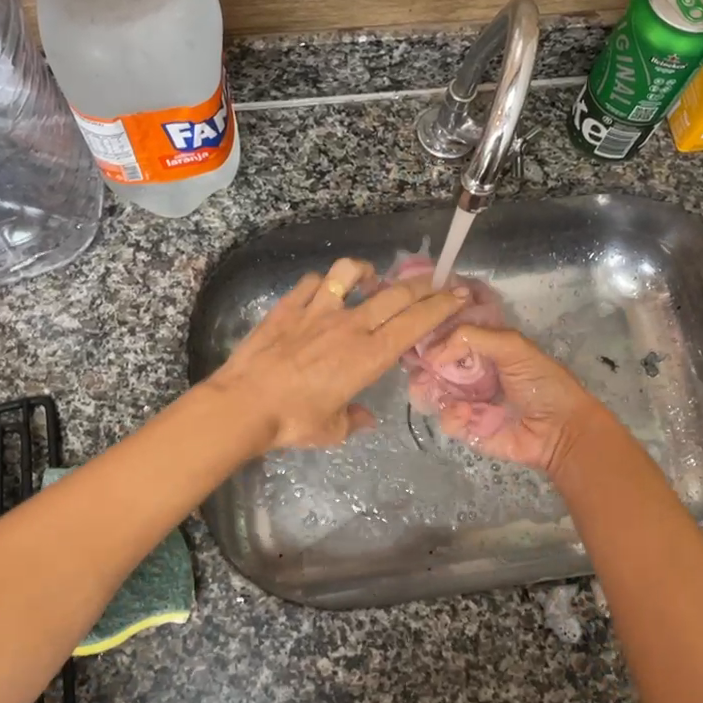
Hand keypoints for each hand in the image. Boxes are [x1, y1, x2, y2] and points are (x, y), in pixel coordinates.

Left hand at [206, 258, 469, 452]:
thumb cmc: (292, 421)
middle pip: (396, 294)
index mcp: (369, 356)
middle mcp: (350, 326)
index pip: (415, 323)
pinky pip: (313, 281)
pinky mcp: (289, 305)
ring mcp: (318, 310)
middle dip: (423, 285)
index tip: (458, 295)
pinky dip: (325, 282)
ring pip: (351, 273)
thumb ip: (354, 420)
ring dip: (368, 272)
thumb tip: (366, 419)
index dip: (441, 306)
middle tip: (438, 282)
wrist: (244, 404)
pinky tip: (325, 291)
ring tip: (372, 280)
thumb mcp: (332, 430)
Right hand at [421, 326, 617, 475]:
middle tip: (418, 369)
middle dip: (420, 366)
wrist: (562, 429)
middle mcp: (467, 374)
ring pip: (429, 394)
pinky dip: (452, 415)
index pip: (444, 338)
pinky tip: (467, 413)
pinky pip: (446, 420)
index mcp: (480, 349)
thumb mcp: (512, 346)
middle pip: (429, 367)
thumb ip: (471, 337)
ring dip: (428, 390)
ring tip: (437, 391)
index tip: (415, 336)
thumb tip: (432, 352)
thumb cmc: (542, 383)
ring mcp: (464, 401)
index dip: (428, 337)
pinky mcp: (466, 429)